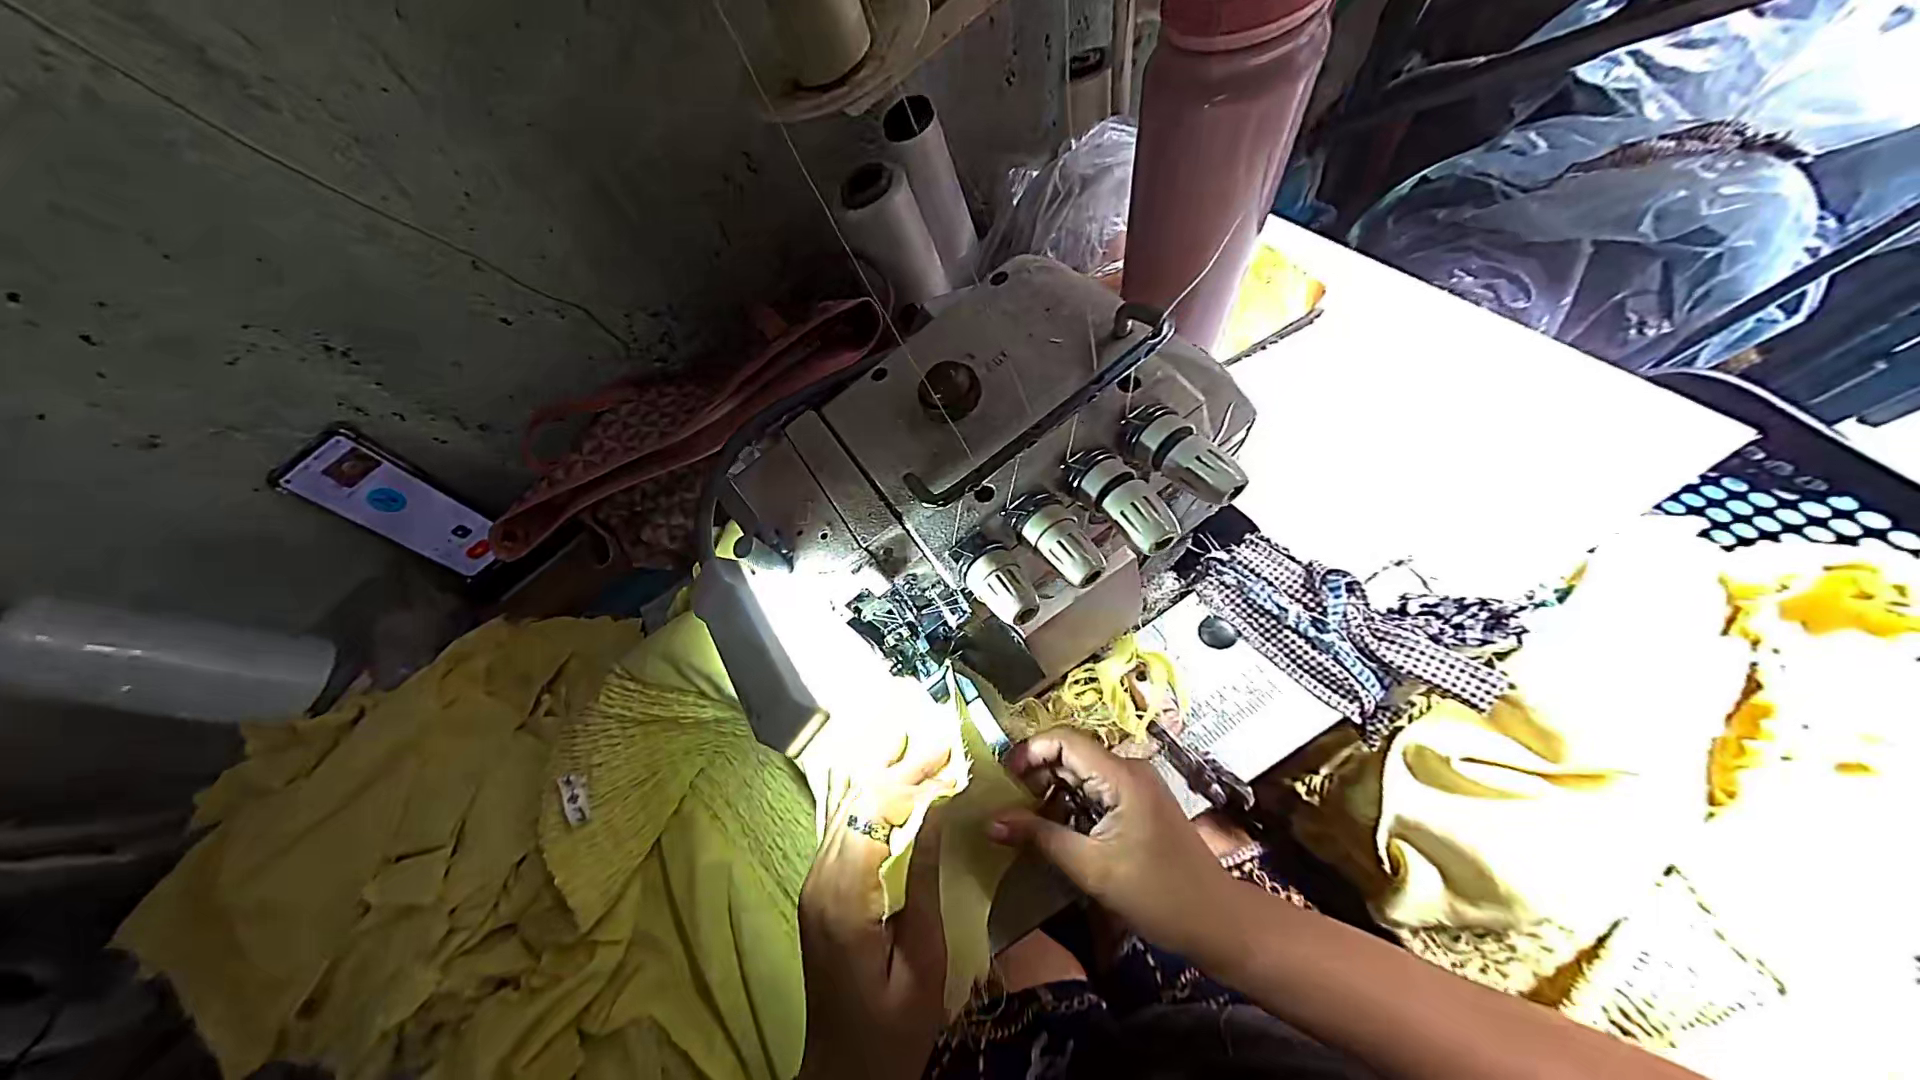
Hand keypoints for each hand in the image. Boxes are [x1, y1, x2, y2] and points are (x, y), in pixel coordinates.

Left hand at [797, 745, 951, 1079]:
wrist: (845, 1070)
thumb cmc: (892, 1027)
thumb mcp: (922, 958)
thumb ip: (922, 879)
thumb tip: (934, 812)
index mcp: (843, 896)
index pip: (874, 813)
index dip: (912, 781)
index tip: (949, 761)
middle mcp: (820, 878)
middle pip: (856, 803)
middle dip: (898, 768)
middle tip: (936, 742)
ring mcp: (814, 882)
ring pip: (842, 809)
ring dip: (878, 774)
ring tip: (903, 740)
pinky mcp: (820, 889)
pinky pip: (838, 828)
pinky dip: (860, 797)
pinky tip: (867, 775)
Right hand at [987, 728, 1232, 954]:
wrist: (1218, 921)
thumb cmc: (1157, 894)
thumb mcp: (1091, 868)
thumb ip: (1040, 837)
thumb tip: (991, 821)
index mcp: (1121, 775)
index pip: (1064, 739)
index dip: (1029, 752)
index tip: (1003, 780)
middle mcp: (1128, 769)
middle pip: (1071, 752)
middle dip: (1036, 773)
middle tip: (1009, 804)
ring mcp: (1135, 785)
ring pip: (1080, 772)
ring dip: (1051, 790)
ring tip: (1026, 819)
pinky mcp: (1137, 802)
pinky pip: (1095, 789)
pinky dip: (1070, 802)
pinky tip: (1054, 827)